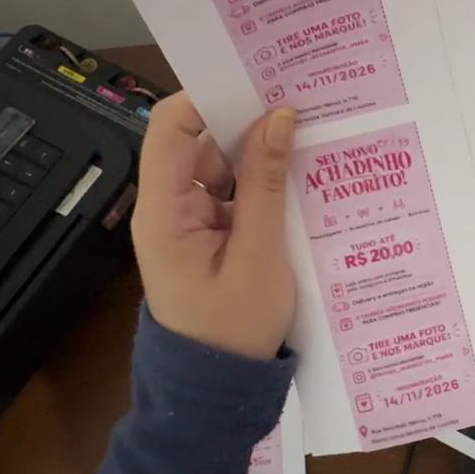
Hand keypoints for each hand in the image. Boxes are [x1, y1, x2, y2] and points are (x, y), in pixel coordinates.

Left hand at [130, 93, 296, 360]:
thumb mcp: (260, 254)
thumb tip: (279, 117)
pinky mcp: (212, 237)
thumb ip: (268, 184)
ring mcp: (192, 222)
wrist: (219, 389)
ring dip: (261, 156)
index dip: (209, 98)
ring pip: (224, 168)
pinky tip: (300, 179)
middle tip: (300, 107)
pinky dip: (264, 186)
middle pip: (201, 143)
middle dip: (246, 123)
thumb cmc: (234, 327)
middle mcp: (170, 207)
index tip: (260, 84)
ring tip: (310, 140)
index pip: (171, 128)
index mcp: (164, 210)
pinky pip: (236, 196)